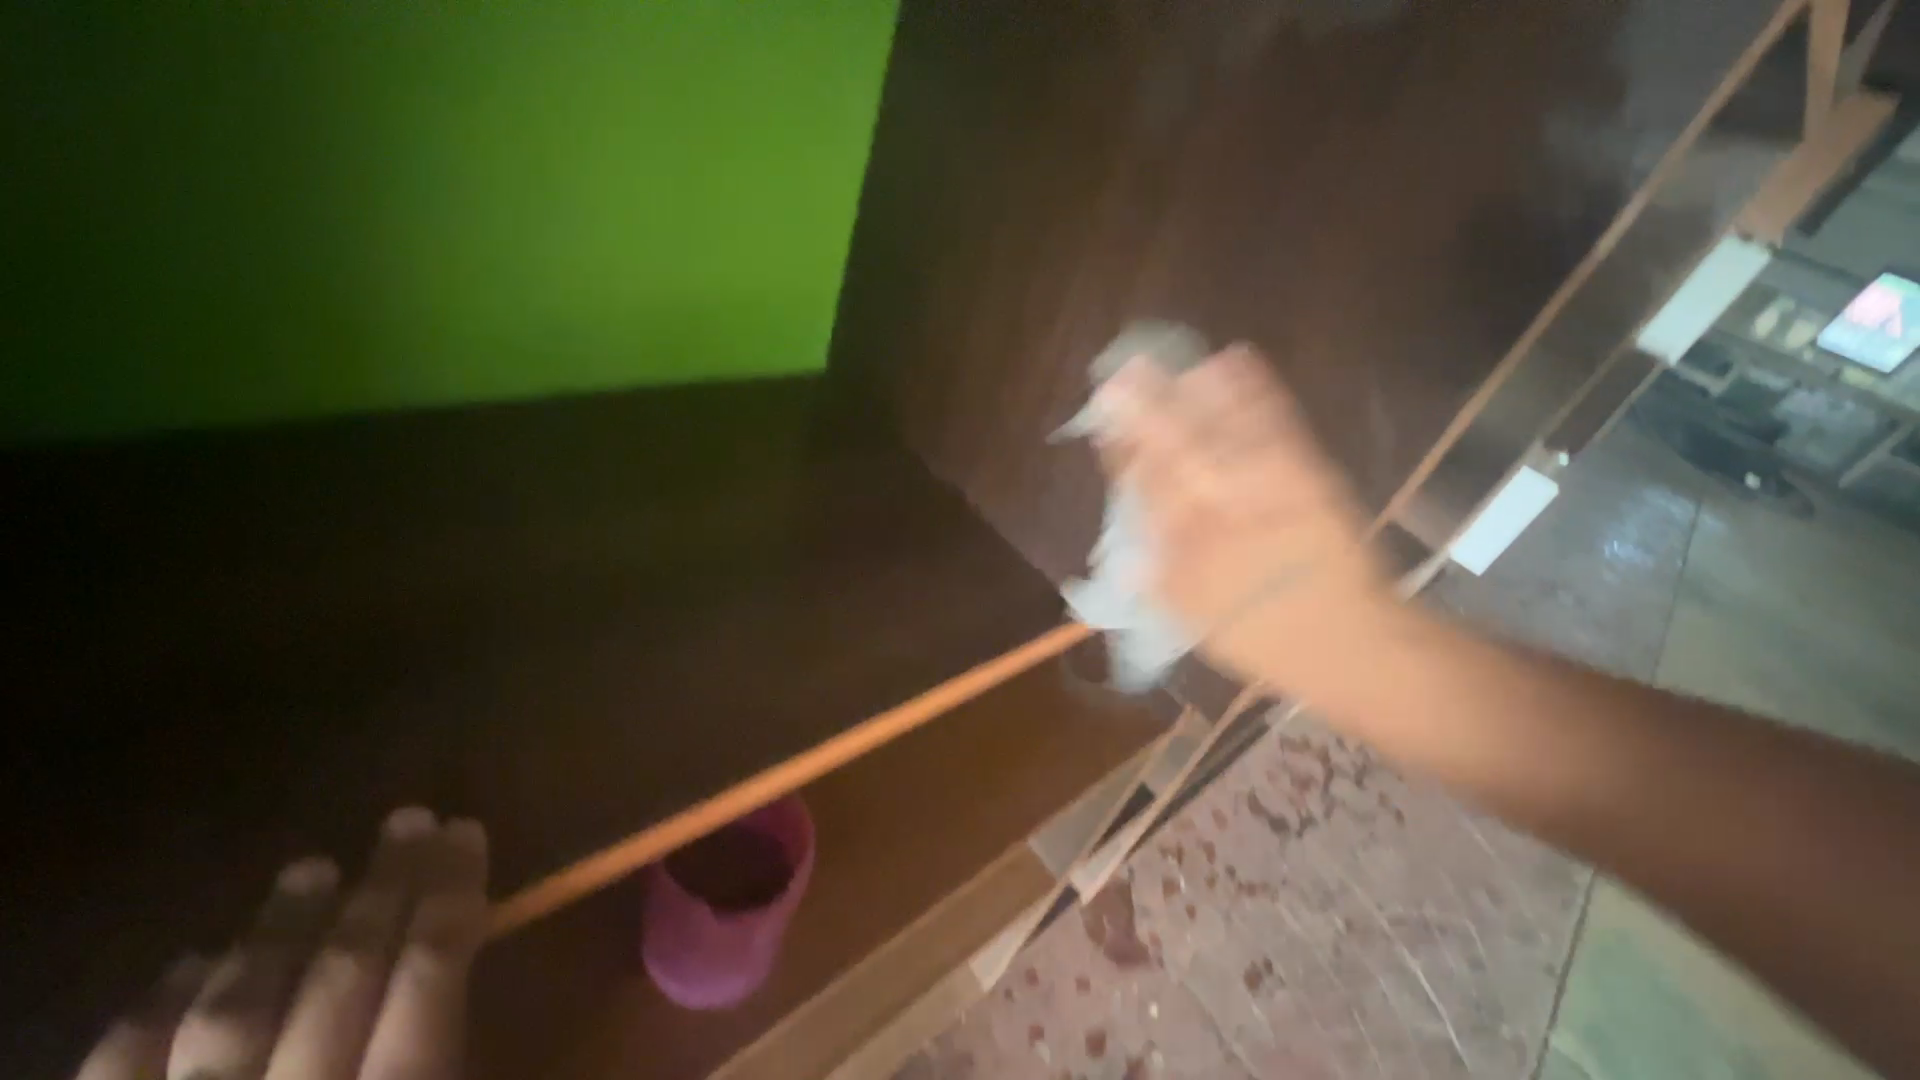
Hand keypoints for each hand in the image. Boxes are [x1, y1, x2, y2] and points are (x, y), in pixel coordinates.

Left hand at [76, 808, 487, 1079]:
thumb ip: (464, 1049)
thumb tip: (485, 954)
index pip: (429, 970)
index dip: (451, 892)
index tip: (465, 830)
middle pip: (343, 972)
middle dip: (385, 886)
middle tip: (409, 819)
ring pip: (235, 1011)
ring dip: (279, 929)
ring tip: (310, 868)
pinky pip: (119, 1074)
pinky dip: (153, 1013)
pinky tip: (190, 962)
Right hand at [1091, 345, 1398, 695]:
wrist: (1347, 641)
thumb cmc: (1263, 636)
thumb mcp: (1194, 621)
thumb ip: (1156, 583)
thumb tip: (1122, 559)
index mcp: (1183, 544)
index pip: (1144, 486)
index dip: (1122, 451)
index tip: (1105, 423)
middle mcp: (1217, 509)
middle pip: (1174, 448)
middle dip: (1146, 408)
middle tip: (1124, 370)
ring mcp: (1263, 487)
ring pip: (1221, 430)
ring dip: (1195, 392)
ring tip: (1174, 360)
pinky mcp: (1304, 474)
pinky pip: (1274, 425)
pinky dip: (1254, 391)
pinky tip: (1237, 360)